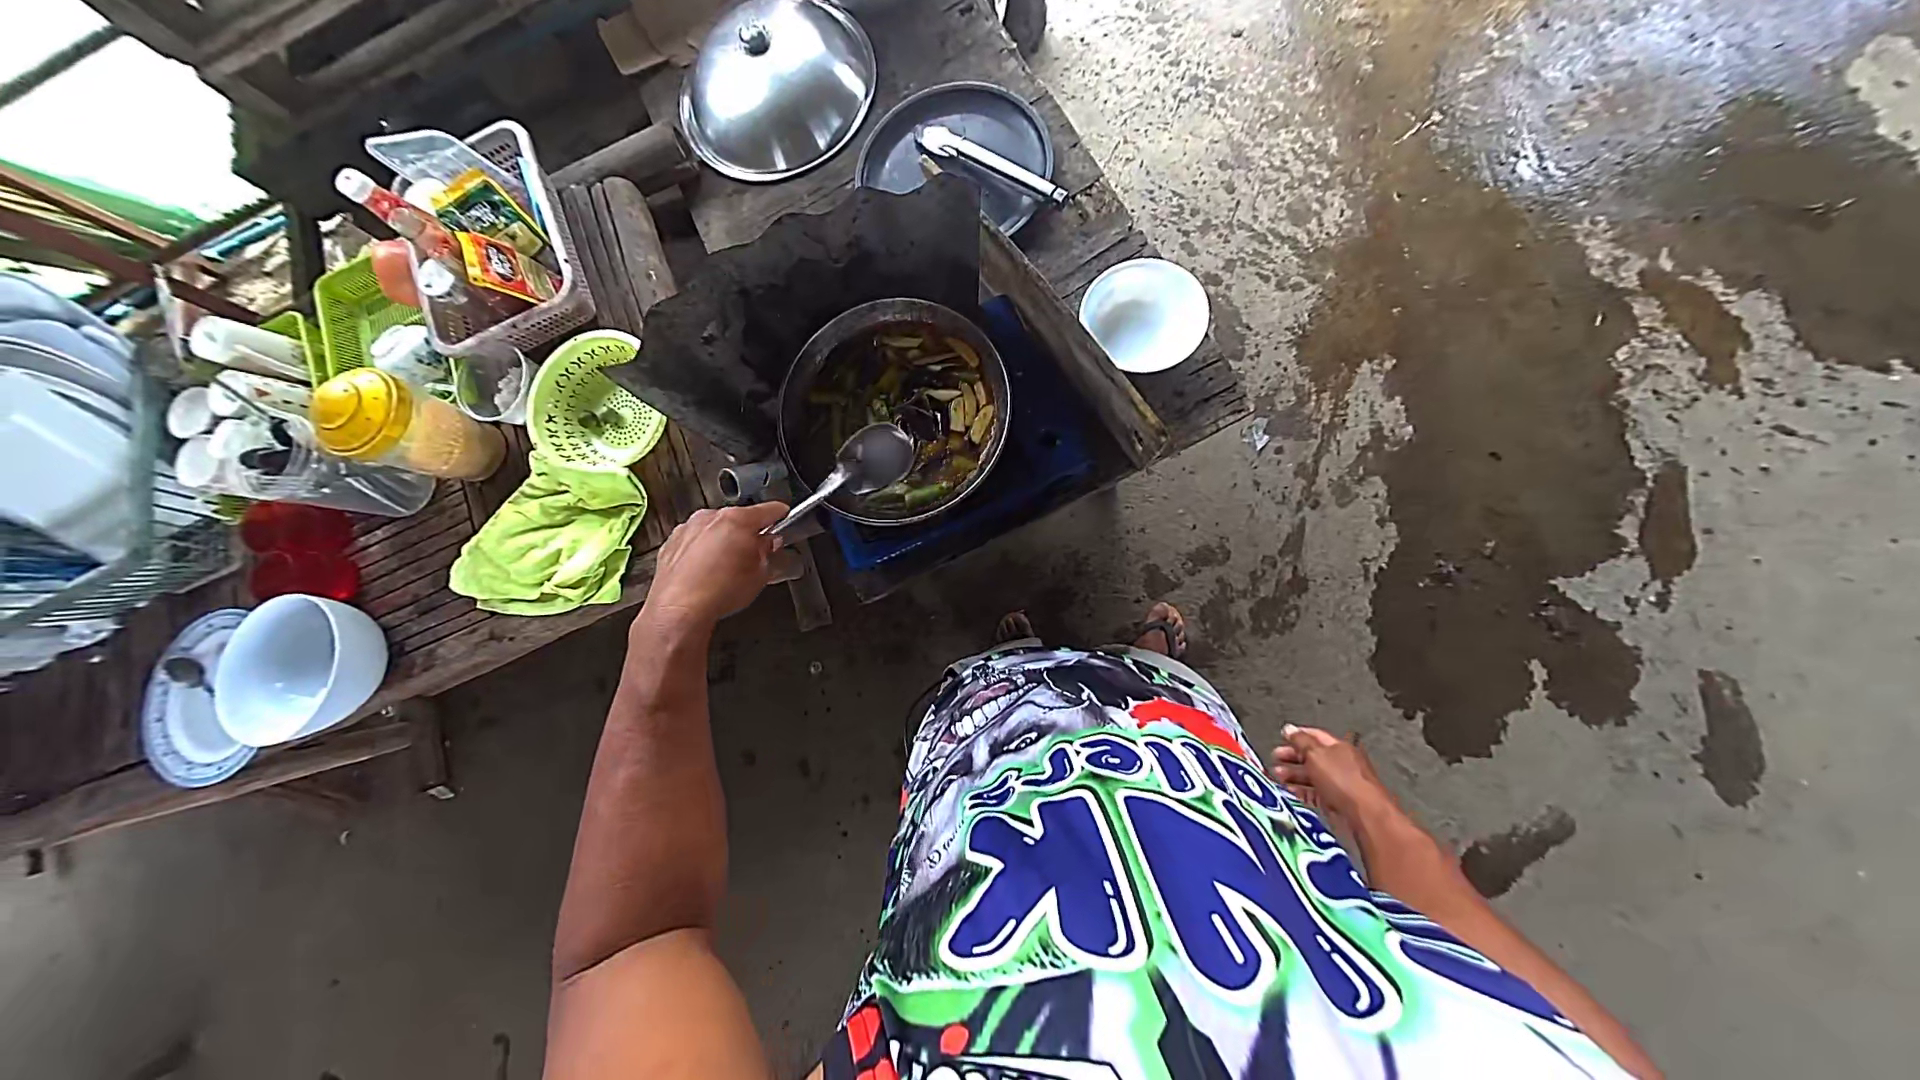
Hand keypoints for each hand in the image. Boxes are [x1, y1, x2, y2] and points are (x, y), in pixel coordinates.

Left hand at [640, 503, 790, 629]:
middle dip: (749, 534)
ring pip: (715, 529)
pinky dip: (703, 552)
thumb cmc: (717, 592)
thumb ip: (769, 553)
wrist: (679, 610)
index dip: (781, 516)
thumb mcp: (760, 574)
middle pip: (739, 518)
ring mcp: (688, 529)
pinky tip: (708, 573)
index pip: (768, 509)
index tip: (783, 519)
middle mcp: (710, 518)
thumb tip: (768, 546)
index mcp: (737, 520)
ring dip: (724, 542)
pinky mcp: (671, 544)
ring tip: (729, 569)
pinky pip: (695, 541)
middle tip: (756, 556)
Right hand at [1268, 725, 1399, 824]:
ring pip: (1312, 776)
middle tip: (1275, 757)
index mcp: (1339, 748)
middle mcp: (1341, 764)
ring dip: (1293, 775)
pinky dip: (1300, 791)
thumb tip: (1289, 729)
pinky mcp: (1335, 803)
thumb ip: (1299, 741)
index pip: (1315, 736)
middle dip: (1292, 756)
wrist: (1364, 816)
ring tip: (1277, 775)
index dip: (1297, 735)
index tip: (1281, 736)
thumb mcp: (1315, 754)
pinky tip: (1288, 790)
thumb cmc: (1342, 780)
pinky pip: (1314, 793)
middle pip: (1312, 757)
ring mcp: (1339, 785)